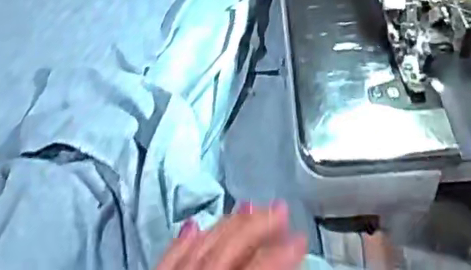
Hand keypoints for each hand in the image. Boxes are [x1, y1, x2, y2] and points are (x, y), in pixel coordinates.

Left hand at [155, 203, 307, 269]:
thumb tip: (282, 261)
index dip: (281, 251)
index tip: (301, 236)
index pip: (256, 266)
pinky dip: (184, 240)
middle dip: (257, 225)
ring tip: (249, 207)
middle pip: (229, 247)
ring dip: (226, 225)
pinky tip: (193, 225)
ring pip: (202, 244)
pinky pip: (170, 256)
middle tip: (281, 208)